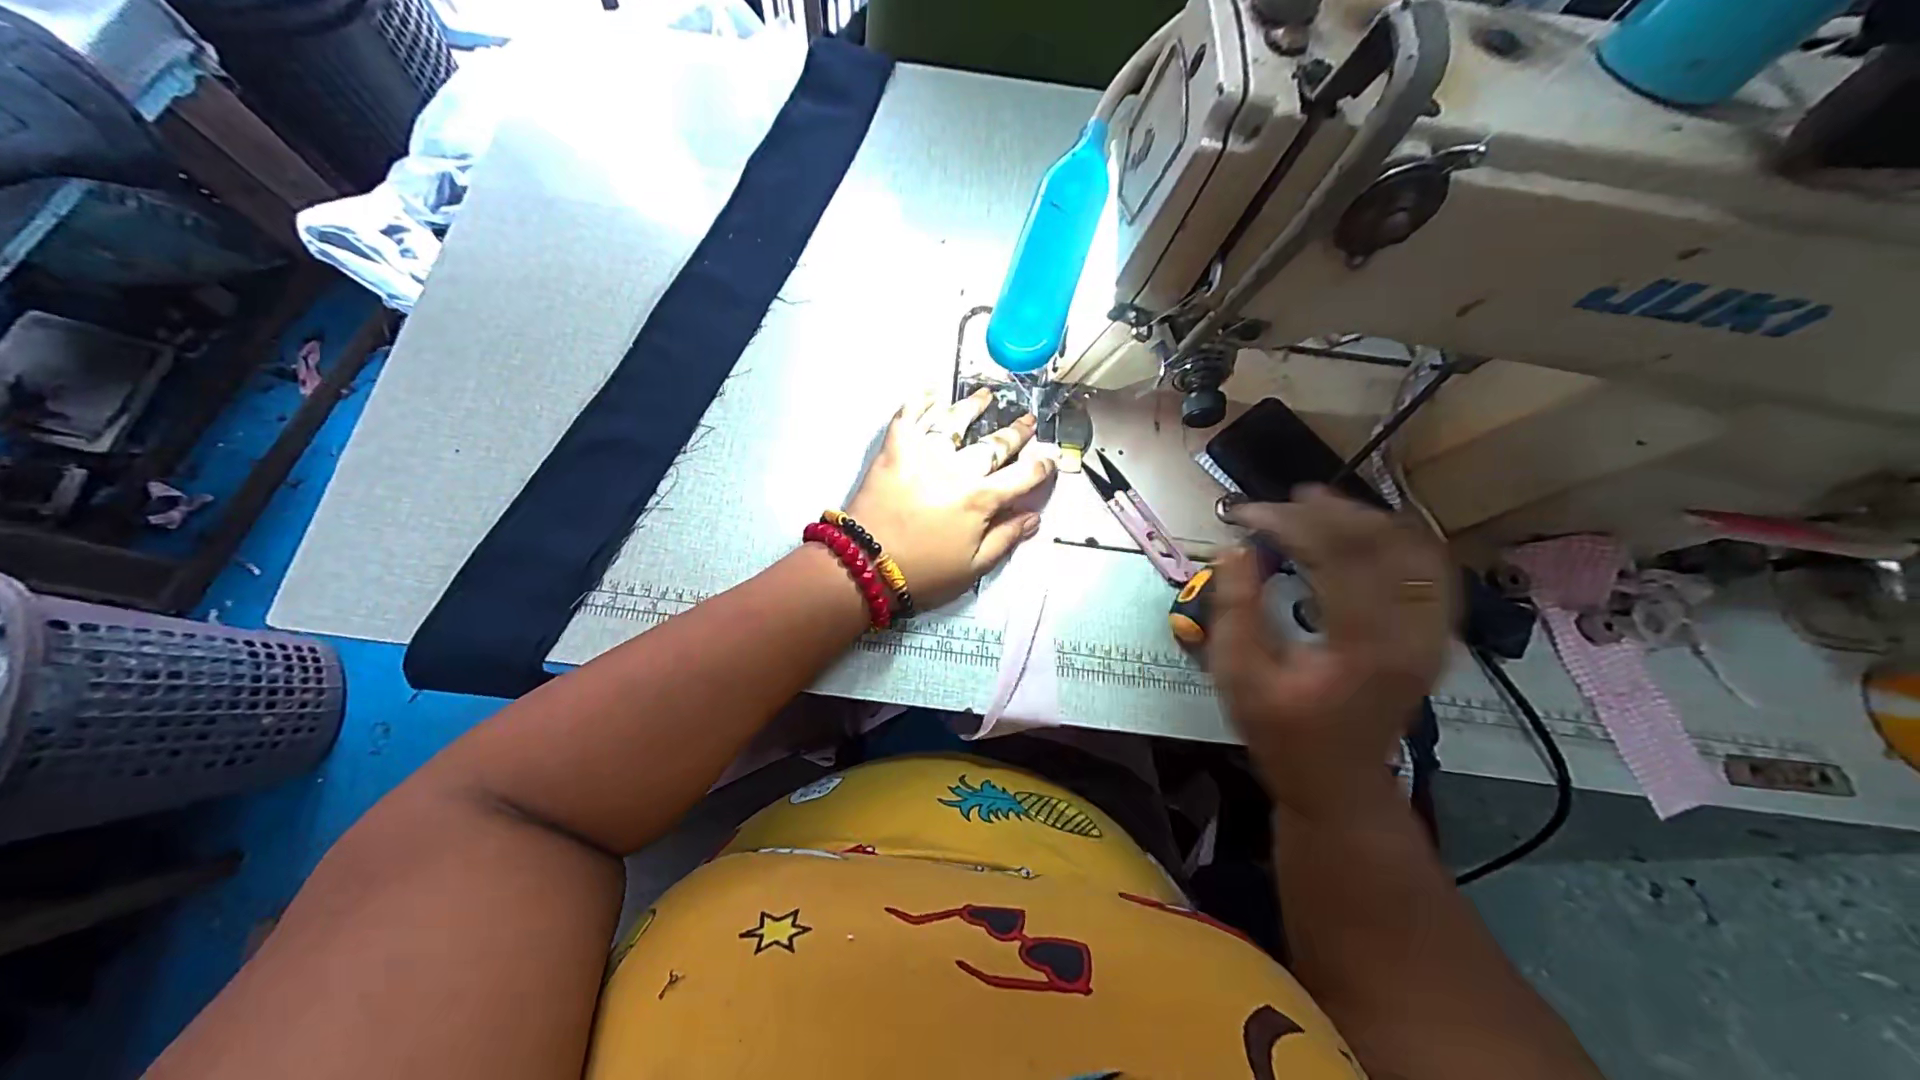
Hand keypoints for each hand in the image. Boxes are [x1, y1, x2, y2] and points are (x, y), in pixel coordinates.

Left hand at [844, 389, 1057, 609]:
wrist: (865, 567)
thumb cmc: (922, 574)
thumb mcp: (973, 567)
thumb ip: (1006, 538)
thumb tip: (1033, 517)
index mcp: (980, 500)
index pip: (1022, 476)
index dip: (1041, 466)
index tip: (1050, 457)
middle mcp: (956, 470)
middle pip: (993, 444)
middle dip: (1015, 431)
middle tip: (1027, 420)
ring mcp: (923, 456)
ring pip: (954, 423)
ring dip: (972, 407)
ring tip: (984, 397)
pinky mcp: (893, 452)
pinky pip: (908, 418)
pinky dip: (919, 402)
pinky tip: (930, 393)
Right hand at [1208, 486, 1454, 818]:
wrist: (1338, 781)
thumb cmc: (1281, 731)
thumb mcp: (1239, 675)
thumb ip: (1234, 609)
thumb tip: (1234, 549)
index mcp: (1361, 645)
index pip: (1333, 554)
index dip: (1286, 523)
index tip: (1244, 514)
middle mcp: (1410, 632)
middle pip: (1379, 542)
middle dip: (1325, 512)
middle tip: (1280, 502)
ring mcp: (1431, 633)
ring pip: (1414, 548)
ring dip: (1365, 519)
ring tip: (1319, 504)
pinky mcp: (1434, 635)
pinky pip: (1431, 569)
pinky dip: (1397, 540)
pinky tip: (1365, 530)